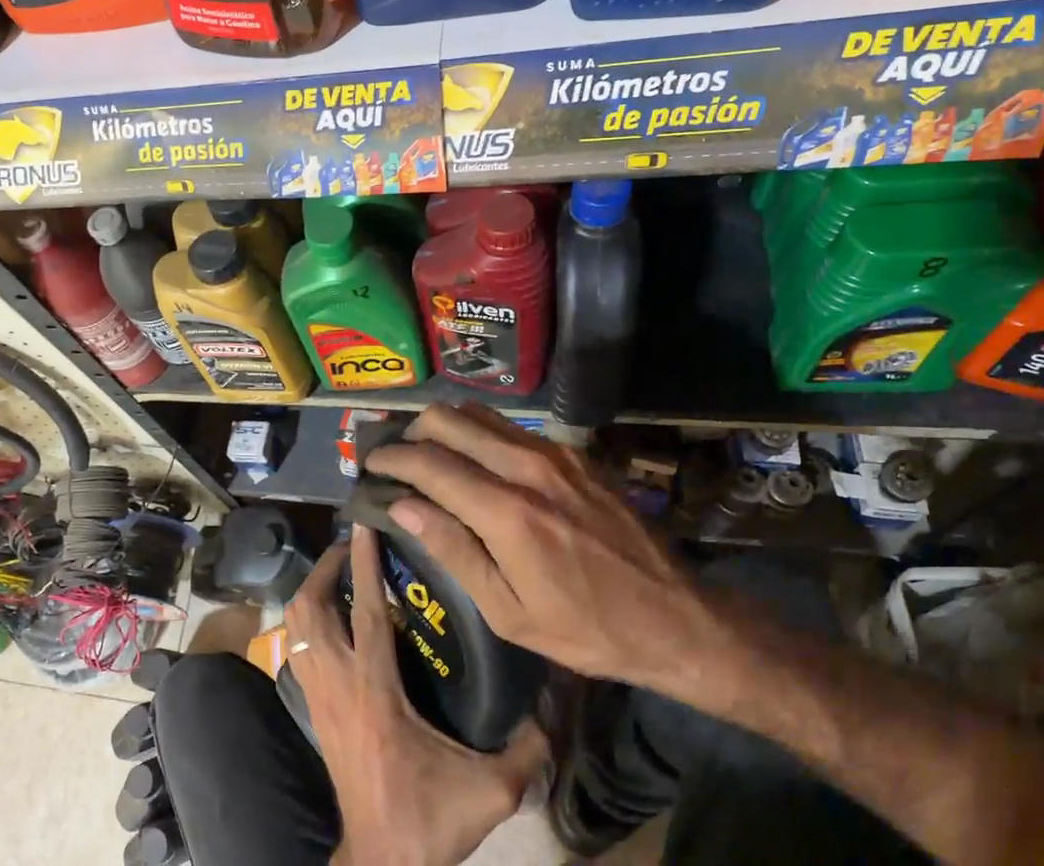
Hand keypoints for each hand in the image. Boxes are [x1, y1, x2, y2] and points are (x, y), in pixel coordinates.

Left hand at [285, 527, 547, 865]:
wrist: (381, 860)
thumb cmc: (430, 816)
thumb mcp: (493, 789)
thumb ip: (528, 745)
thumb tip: (553, 704)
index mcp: (375, 690)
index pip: (365, 611)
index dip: (361, 562)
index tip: (362, 524)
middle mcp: (337, 684)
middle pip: (312, 609)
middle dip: (324, 568)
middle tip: (348, 545)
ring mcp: (317, 698)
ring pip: (296, 628)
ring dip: (312, 593)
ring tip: (338, 573)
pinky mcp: (312, 712)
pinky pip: (298, 651)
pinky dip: (307, 625)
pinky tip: (331, 621)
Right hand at [366, 404, 735, 705]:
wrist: (676, 617)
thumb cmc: (585, 629)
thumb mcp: (508, 611)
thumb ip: (453, 550)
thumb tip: (402, 507)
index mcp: (508, 512)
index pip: (429, 463)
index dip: (390, 460)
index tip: (367, 466)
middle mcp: (529, 468)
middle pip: (449, 420)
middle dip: (410, 432)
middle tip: (391, 457)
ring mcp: (557, 455)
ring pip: (480, 414)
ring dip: (444, 427)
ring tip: (424, 454)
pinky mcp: (576, 456)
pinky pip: (512, 428)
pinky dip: (479, 434)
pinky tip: (474, 462)